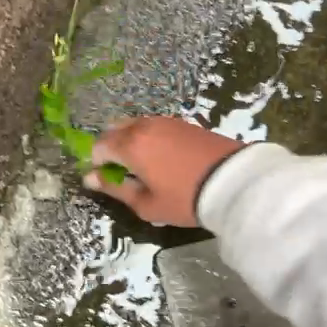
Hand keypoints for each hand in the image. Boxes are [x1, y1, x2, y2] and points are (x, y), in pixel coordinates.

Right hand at [85, 117, 246, 226]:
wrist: (235, 182)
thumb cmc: (184, 198)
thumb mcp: (146, 204)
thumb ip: (115, 189)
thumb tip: (90, 178)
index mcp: (130, 145)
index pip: (99, 147)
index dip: (98, 165)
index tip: (109, 181)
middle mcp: (144, 127)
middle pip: (114, 131)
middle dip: (112, 149)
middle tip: (124, 173)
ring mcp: (166, 122)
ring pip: (135, 126)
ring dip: (131, 142)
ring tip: (144, 166)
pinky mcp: (184, 123)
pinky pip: (154, 127)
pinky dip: (149, 139)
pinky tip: (162, 158)